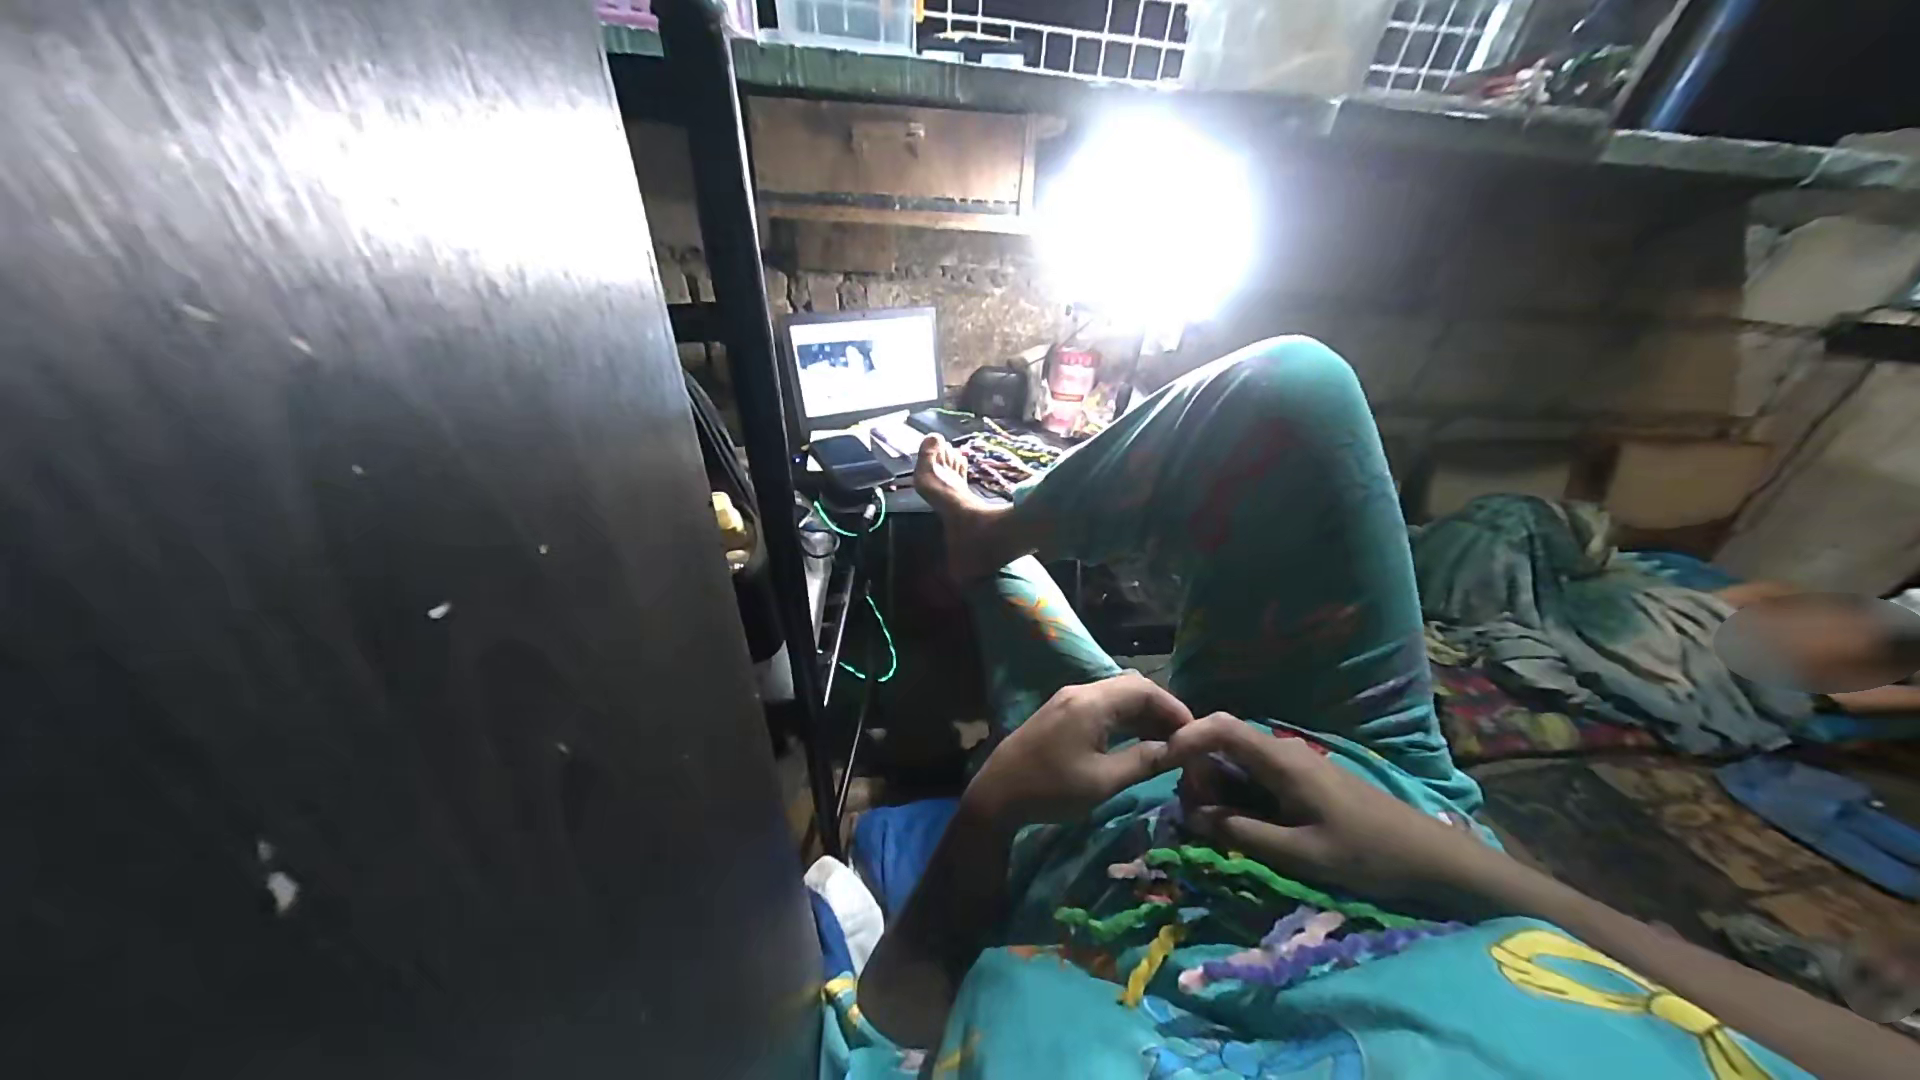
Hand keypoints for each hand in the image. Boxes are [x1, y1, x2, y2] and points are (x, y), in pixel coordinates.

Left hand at [962, 673, 1193, 830]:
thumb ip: (1144, 761)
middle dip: (1161, 710)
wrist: (996, 794)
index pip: (1145, 689)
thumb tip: (1180, 750)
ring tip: (1166, 745)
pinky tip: (1135, 742)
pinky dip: (1123, 719)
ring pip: (1116, 696)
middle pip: (1131, 688)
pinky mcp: (1060, 712)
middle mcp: (1080, 692)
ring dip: (1142, 715)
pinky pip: (1101, 706)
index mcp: (1091, 702)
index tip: (1195, 736)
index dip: (1175, 708)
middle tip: (1184, 741)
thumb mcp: (1103, 780)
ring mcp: (1067, 700)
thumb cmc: (1051, 789)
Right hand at [1167, 713, 1503, 903]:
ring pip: (1235, 760)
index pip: (1220, 726)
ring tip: (1215, 825)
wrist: (1433, 859)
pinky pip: (1253, 775)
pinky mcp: (1299, 779)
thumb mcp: (1301, 854)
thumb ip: (1241, 833)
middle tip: (1195, 815)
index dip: (1186, 737)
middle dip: (1197, 772)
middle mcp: (1282, 751)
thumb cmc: (1368, 853)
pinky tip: (1240, 823)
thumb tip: (1191, 816)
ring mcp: (1292, 763)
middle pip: (1221, 743)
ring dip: (1215, 787)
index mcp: (1281, 760)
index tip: (1164, 764)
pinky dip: (1235, 794)